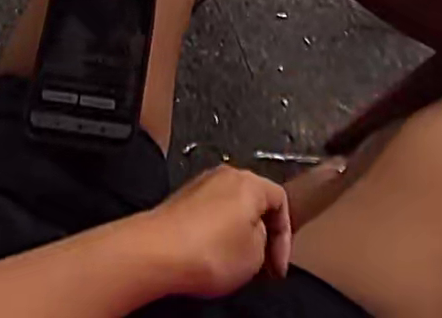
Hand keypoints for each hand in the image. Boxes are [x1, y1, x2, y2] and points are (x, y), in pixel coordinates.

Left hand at [141, 165, 291, 297]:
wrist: (157, 251)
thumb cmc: (208, 251)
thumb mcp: (254, 256)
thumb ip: (265, 241)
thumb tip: (256, 235)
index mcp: (251, 182)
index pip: (281, 201)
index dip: (284, 237)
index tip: (278, 267)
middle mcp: (228, 175)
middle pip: (255, 202)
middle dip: (261, 234)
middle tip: (261, 265)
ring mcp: (203, 184)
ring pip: (231, 207)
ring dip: (237, 233)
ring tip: (233, 263)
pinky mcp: (183, 198)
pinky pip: (209, 212)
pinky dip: (215, 232)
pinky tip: (209, 255)